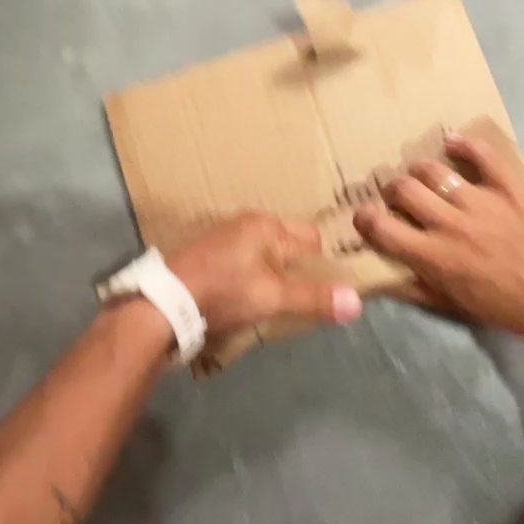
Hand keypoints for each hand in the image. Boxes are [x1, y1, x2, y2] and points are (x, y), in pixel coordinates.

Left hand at [162, 213, 363, 336]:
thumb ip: (314, 298)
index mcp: (266, 225)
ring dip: (270, 270)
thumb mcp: (273, 298)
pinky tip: (243, 294)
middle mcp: (245, 222)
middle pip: (286, 243)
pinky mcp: (204, 252)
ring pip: (261, 250)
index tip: (328, 286)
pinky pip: (239, 258)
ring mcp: (221, 235)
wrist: (165, 301)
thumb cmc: (224, 292)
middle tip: (302, 296)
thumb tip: (358, 302)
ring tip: (275, 298)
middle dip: (296, 266)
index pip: (312, 238)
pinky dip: (247, 273)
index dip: (323, 262)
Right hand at [353, 130, 523, 340]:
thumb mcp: (450, 305)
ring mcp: (481, 202)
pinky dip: (465, 143)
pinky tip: (452, 141)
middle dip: (393, 190)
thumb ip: (413, 287)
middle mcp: (450, 224)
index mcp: (432, 256)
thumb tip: (382, 274)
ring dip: (421, 171)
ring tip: (423, 175)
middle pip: (403, 189)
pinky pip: (484, 155)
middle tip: (400, 196)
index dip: (364, 218)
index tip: (366, 216)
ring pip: (435, 171)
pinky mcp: (511, 189)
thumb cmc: (502, 307)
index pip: (380, 226)